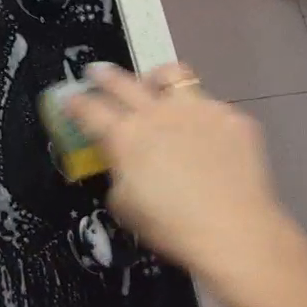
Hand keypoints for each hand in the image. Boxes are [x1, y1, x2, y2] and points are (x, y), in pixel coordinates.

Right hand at [66, 62, 306, 303]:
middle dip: (103, 76)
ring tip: (157, 86)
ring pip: (172, 74)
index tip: (70, 100)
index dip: (74, 102)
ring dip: (157, 79)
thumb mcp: (125, 205)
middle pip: (121, 81)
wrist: (236, 233)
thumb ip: (118, 173)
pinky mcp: (232, 117)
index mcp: (125, 135)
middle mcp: (157, 112)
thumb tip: (123, 161)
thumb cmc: (171, 227)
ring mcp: (197, 109)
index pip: (89, 108)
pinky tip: (207, 135)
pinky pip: (211, 107)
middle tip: (97, 73)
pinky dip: (202, 116)